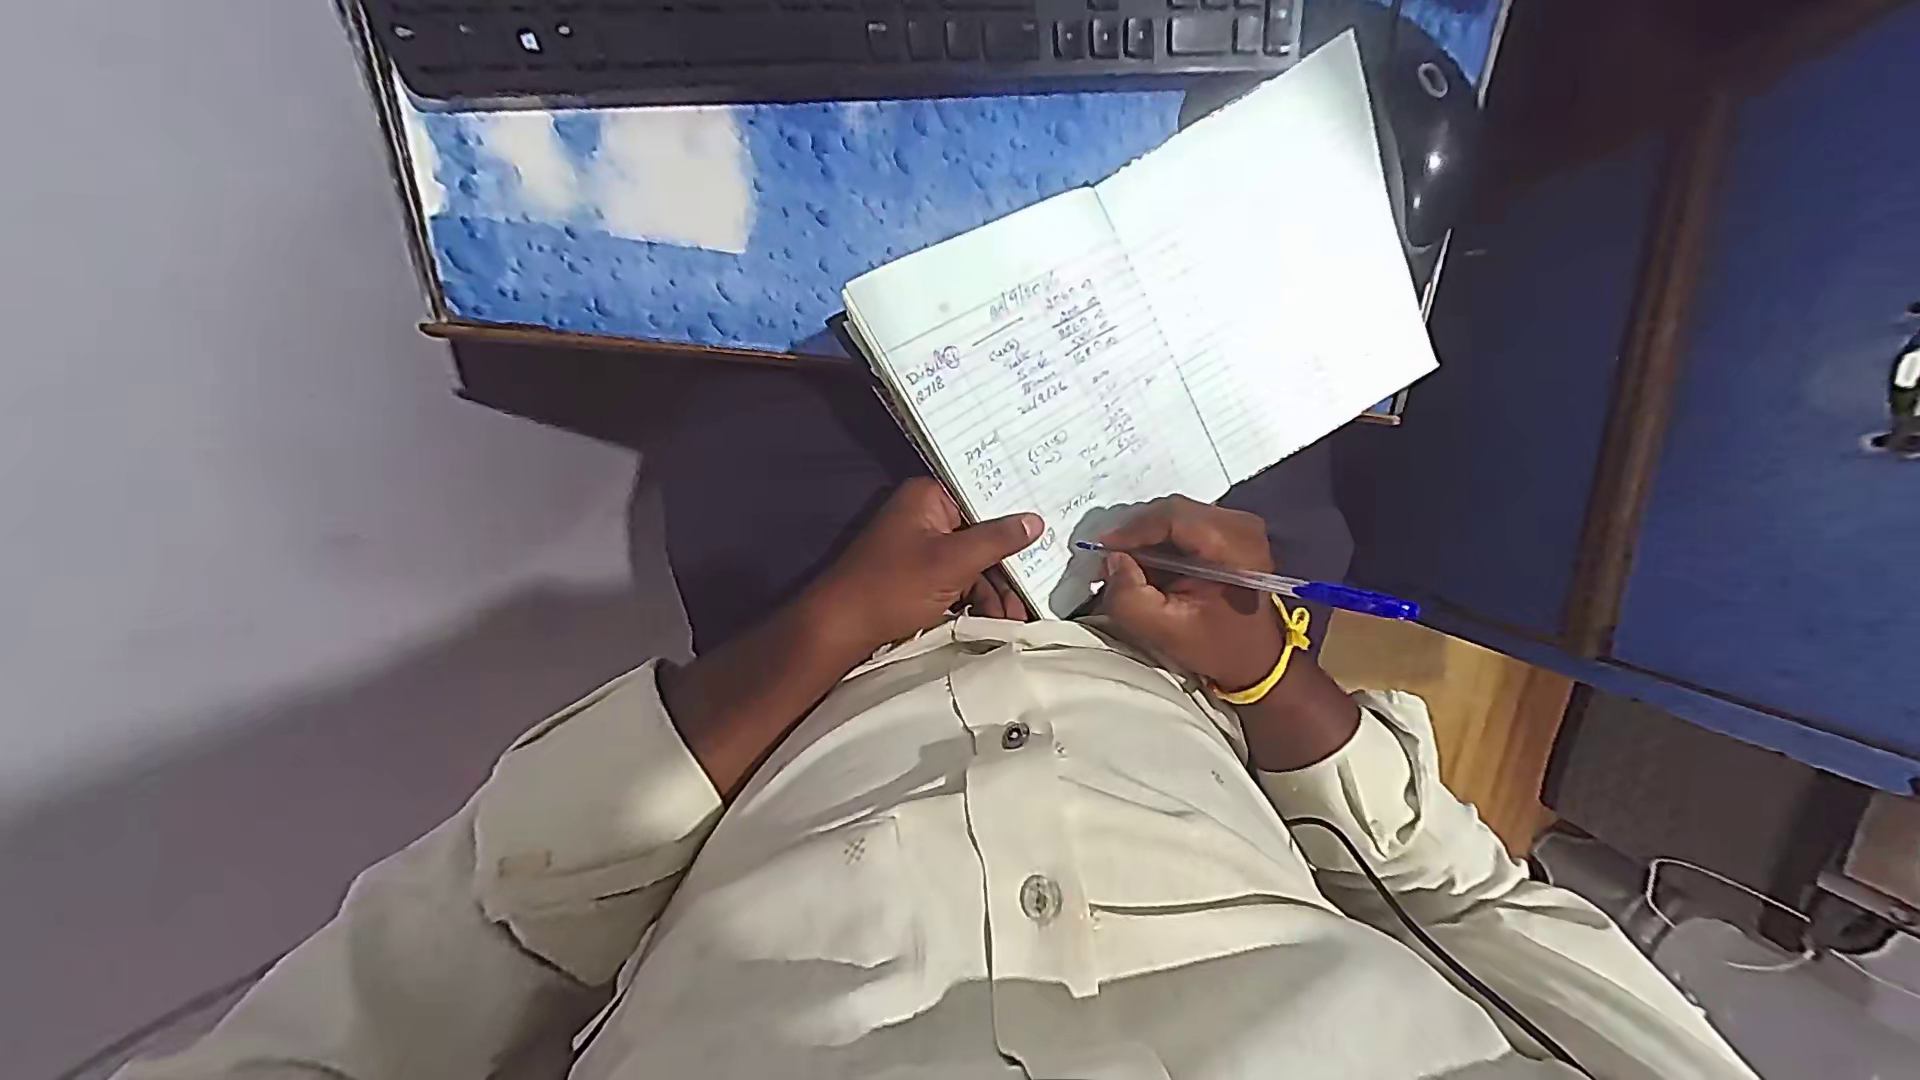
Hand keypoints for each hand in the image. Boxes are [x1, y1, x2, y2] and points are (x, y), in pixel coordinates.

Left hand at [806, 478, 1041, 654]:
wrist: (840, 627)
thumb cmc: (893, 585)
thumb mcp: (952, 562)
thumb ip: (996, 540)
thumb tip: (1035, 520)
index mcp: (929, 497)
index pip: (984, 497)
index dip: (1016, 517)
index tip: (1047, 535)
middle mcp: (926, 515)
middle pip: (980, 534)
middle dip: (1005, 570)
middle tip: (1031, 594)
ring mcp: (921, 545)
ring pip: (971, 562)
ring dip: (992, 591)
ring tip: (1013, 619)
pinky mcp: (919, 573)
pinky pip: (956, 578)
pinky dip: (973, 598)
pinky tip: (991, 620)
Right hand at [1095, 495, 1284, 689]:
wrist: (1257, 656)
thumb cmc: (1217, 647)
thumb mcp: (1164, 630)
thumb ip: (1129, 598)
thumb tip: (1113, 561)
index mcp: (1236, 549)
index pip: (1174, 518)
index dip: (1132, 529)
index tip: (1102, 549)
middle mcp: (1241, 526)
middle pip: (1172, 511)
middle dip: (1135, 532)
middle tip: (1110, 559)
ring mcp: (1238, 525)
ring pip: (1173, 514)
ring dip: (1144, 536)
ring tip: (1125, 563)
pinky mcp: (1229, 530)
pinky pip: (1182, 522)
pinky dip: (1158, 539)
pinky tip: (1145, 562)